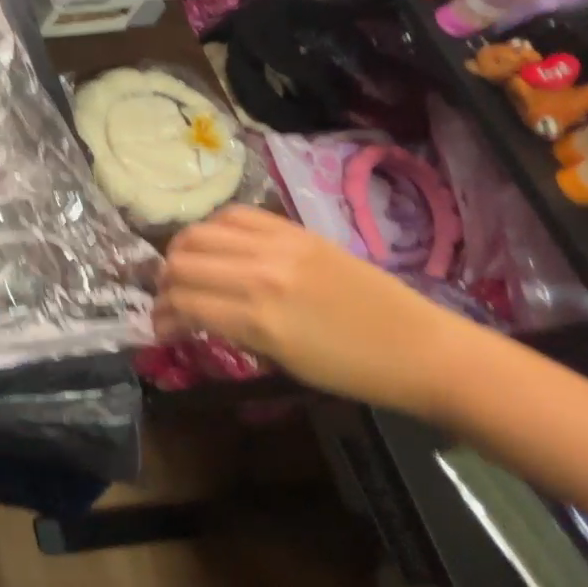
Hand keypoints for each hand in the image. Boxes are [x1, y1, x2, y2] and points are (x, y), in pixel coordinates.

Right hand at [155, 206, 478, 417]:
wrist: (425, 350)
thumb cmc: (354, 371)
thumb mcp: (281, 361)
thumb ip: (229, 330)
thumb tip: (186, 318)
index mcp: (258, 319)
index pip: (183, 303)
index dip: (163, 316)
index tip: (161, 327)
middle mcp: (260, 275)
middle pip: (180, 263)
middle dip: (165, 284)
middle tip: (171, 300)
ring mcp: (278, 247)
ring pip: (197, 234)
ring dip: (181, 254)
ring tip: (188, 270)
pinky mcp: (295, 231)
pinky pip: (233, 215)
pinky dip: (213, 229)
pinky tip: (218, 246)